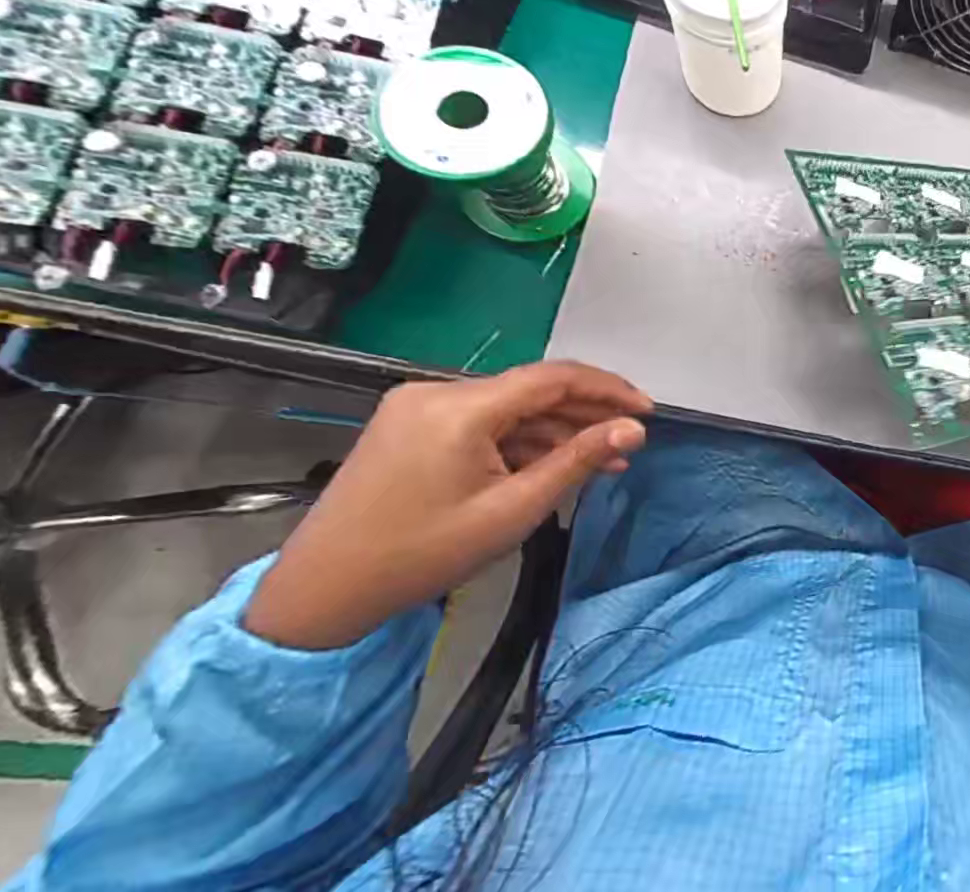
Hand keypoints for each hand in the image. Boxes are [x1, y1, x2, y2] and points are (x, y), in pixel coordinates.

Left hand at [245, 362, 651, 648]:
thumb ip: (577, 462)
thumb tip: (631, 430)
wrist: (324, 591)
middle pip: (530, 392)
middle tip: (629, 441)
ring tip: (602, 460)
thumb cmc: (422, 555)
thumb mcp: (512, 511)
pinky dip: (519, 442)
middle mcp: (437, 391)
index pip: (552, 378)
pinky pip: (482, 424)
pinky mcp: (412, 425)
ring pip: (508, 410)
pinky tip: (551, 464)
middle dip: (584, 415)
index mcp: (460, 408)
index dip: (606, 389)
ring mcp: (420, 406)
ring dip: (554, 432)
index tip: (645, 410)